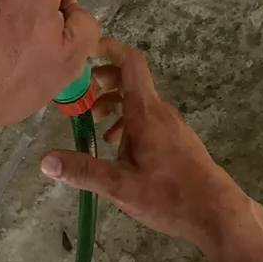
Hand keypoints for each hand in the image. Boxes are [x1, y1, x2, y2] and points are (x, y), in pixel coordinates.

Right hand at [39, 38, 255, 253]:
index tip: (86, 50)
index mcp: (146, 111)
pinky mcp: (176, 138)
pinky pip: (148, 117)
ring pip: (138, 100)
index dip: (109, 48)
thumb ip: (83, 171)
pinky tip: (119, 148)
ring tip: (94, 124)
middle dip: (103, 81)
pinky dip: (128, 120)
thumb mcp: (120, 187)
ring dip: (114, 104)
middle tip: (79, 96)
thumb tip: (45, 160)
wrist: (217, 212)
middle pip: (130, 79)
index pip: (130, 62)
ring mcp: (171, 123)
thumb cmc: (170, 196)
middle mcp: (160, 110)